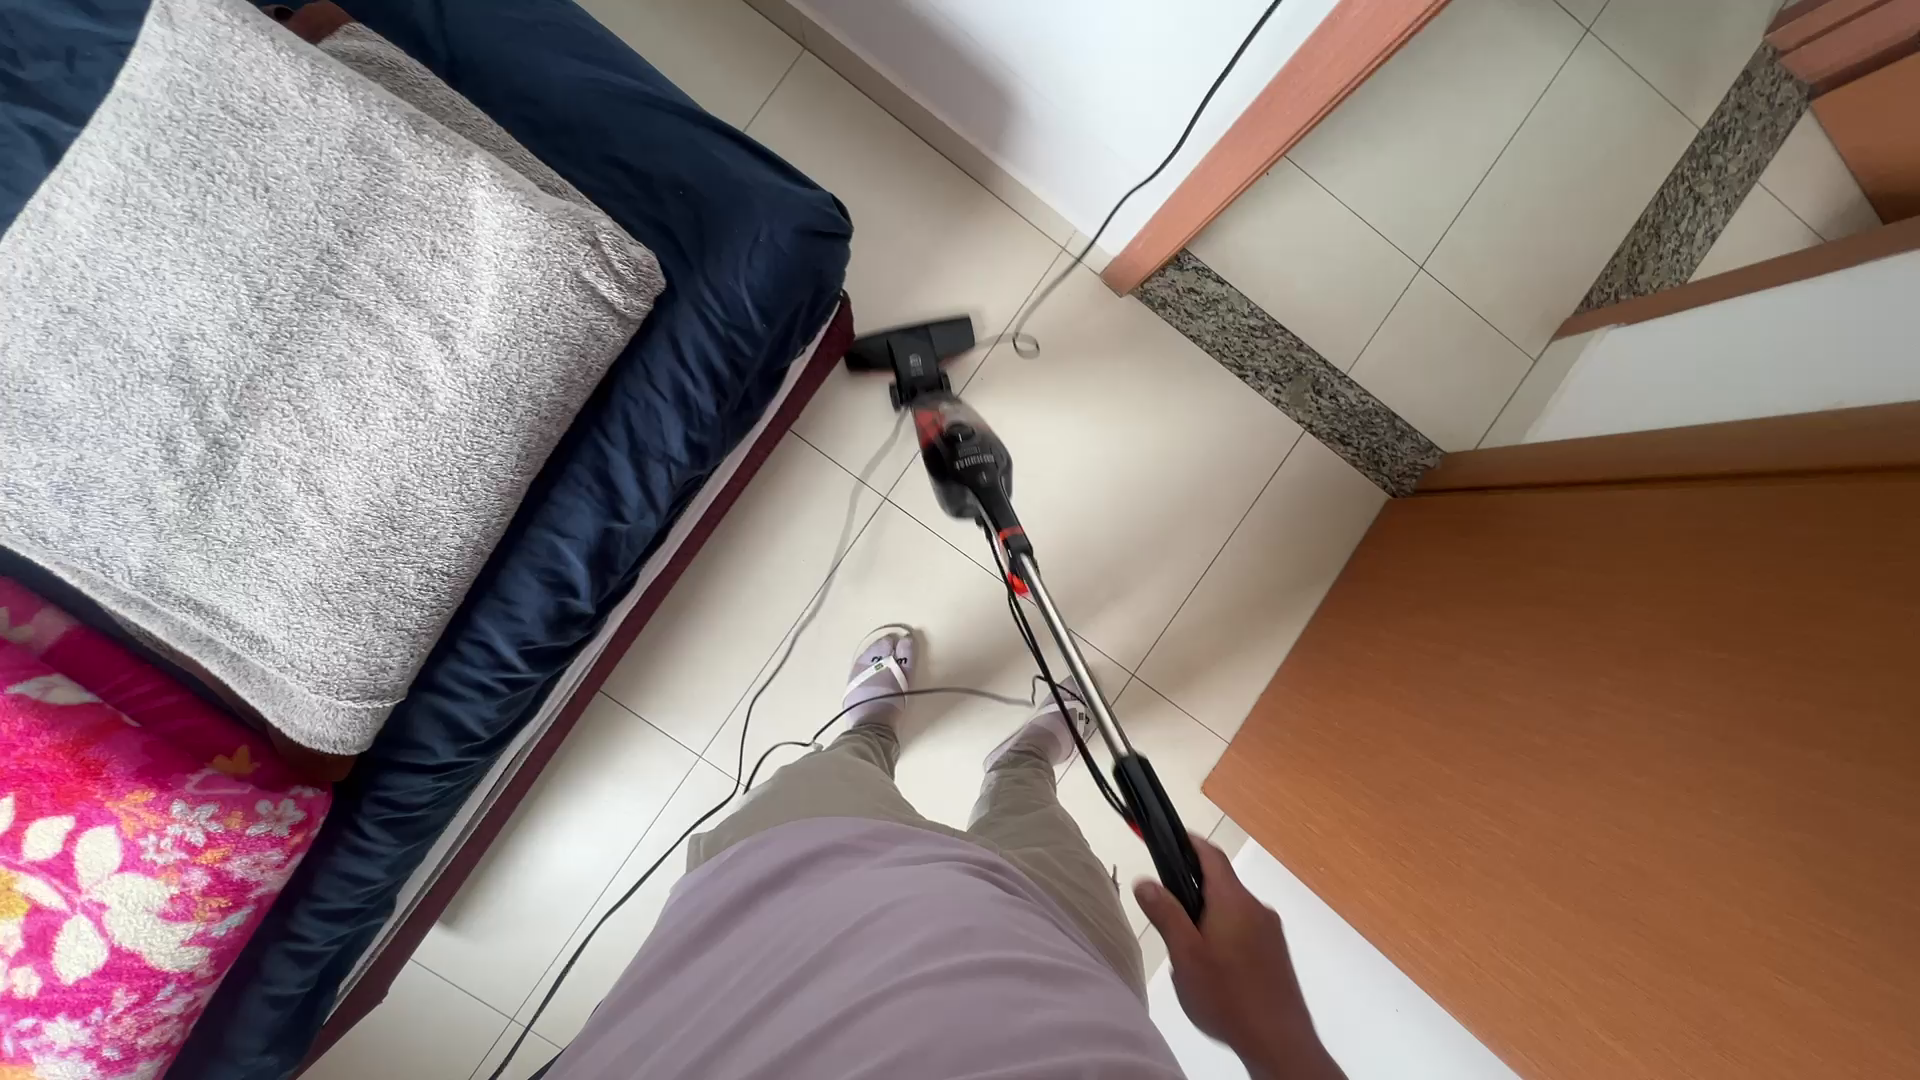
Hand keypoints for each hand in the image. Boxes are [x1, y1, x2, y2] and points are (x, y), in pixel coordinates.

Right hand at [1134, 836, 1343, 1079]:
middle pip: (1220, 884)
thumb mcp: (1185, 954)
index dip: (1189, 842)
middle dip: (1192, 891)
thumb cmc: (1228, 995)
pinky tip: (1213, 970)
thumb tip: (1145, 881)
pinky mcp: (1276, 956)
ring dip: (1208, 918)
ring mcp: (1271, 933)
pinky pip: (1244, 931)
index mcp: (1233, 900)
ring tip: (1187, 950)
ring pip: (1231, 910)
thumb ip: (1165, 913)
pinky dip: (1224, 936)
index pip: (1211, 855)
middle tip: (1166, 912)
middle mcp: (1256, 908)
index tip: (1168, 838)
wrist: (1281, 1046)